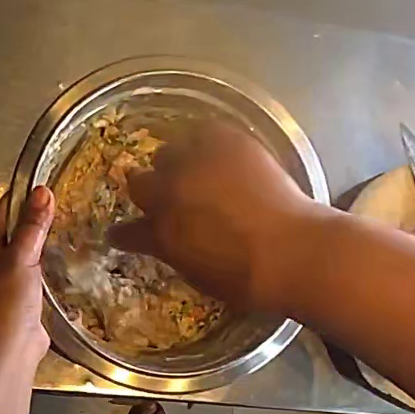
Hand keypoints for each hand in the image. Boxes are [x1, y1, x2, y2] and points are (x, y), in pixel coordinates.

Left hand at [0, 185, 54, 366]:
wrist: (9, 348)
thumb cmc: (8, 300)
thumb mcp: (22, 257)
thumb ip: (33, 227)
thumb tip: (43, 191)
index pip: (1, 215)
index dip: (18, 200)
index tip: (39, 186)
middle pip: (12, 236)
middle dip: (31, 222)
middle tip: (57, 208)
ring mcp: (7, 285)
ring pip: (25, 258)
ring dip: (41, 247)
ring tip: (64, 233)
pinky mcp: (23, 303)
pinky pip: (36, 280)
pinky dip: (48, 271)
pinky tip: (64, 268)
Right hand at [118, 122, 330, 310]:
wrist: (292, 252)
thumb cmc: (251, 281)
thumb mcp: (204, 278)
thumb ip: (181, 255)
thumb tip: (178, 245)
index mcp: (161, 236)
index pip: (128, 233)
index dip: (125, 233)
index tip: (122, 233)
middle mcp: (168, 194)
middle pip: (139, 183)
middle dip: (149, 192)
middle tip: (168, 197)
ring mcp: (194, 163)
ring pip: (167, 153)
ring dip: (176, 164)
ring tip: (196, 172)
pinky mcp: (224, 141)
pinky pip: (202, 132)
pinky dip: (206, 142)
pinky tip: (219, 152)